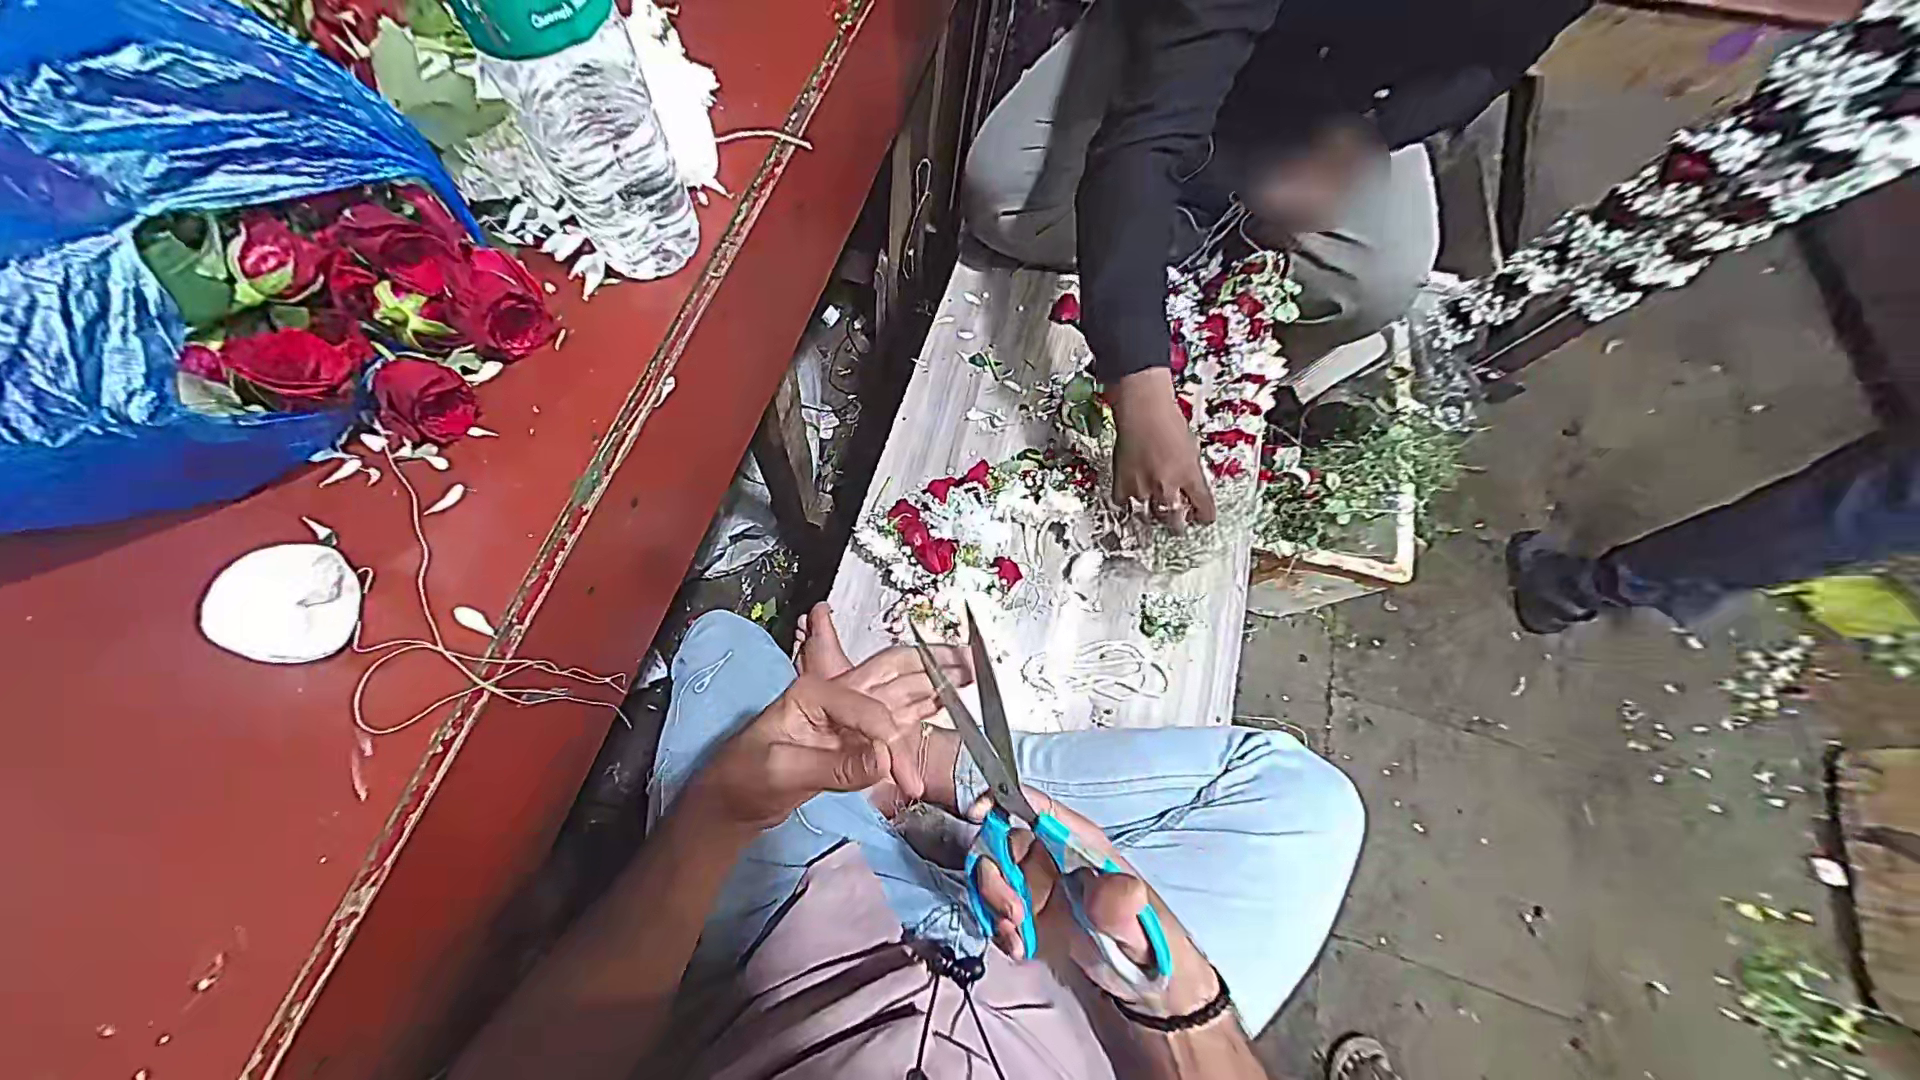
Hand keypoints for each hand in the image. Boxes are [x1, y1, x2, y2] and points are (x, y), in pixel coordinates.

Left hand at [688, 643, 971, 830]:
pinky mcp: (855, 738)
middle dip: (932, 664)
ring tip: (971, 672)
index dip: (886, 737)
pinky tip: (945, 706)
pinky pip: (895, 724)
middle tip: (972, 659)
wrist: (731, 801)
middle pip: (892, 672)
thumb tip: (886, 759)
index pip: (867, 707)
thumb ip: (836, 766)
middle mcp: (838, 695)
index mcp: (816, 691)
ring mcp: (849, 716)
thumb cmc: (745, 777)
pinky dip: (922, 715)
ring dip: (935, 682)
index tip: (899, 772)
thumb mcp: (782, 771)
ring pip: (900, 691)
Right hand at [968, 788, 1219, 1016]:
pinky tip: (1018, 946)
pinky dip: (997, 925)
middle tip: (1013, 913)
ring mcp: (1035, 881)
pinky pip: (994, 906)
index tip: (977, 813)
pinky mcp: (1026, 910)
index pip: (1035, 806)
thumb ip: (1123, 905)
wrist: (1145, 981)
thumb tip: (1118, 883)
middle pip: (1002, 840)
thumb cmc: (1147, 941)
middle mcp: (1050, 854)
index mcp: (1076, 842)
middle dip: (995, 874)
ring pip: (992, 872)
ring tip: (1016, 935)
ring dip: (993, 903)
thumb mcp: (1139, 925)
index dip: (1002, 800)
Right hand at [1108, 368, 1216, 532]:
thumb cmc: (1167, 421)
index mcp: (1190, 477)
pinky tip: (1133, 496)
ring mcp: (1143, 487)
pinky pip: (1125, 504)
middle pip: (1175, 521)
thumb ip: (1190, 474)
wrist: (1142, 409)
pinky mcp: (1122, 485)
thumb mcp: (1191, 450)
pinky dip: (1129, 503)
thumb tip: (1188, 490)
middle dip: (1178, 524)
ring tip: (1154, 513)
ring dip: (1153, 516)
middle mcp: (1168, 486)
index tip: (1202, 518)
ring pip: (1149, 517)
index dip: (1204, 517)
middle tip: (1177, 524)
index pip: (1204, 510)